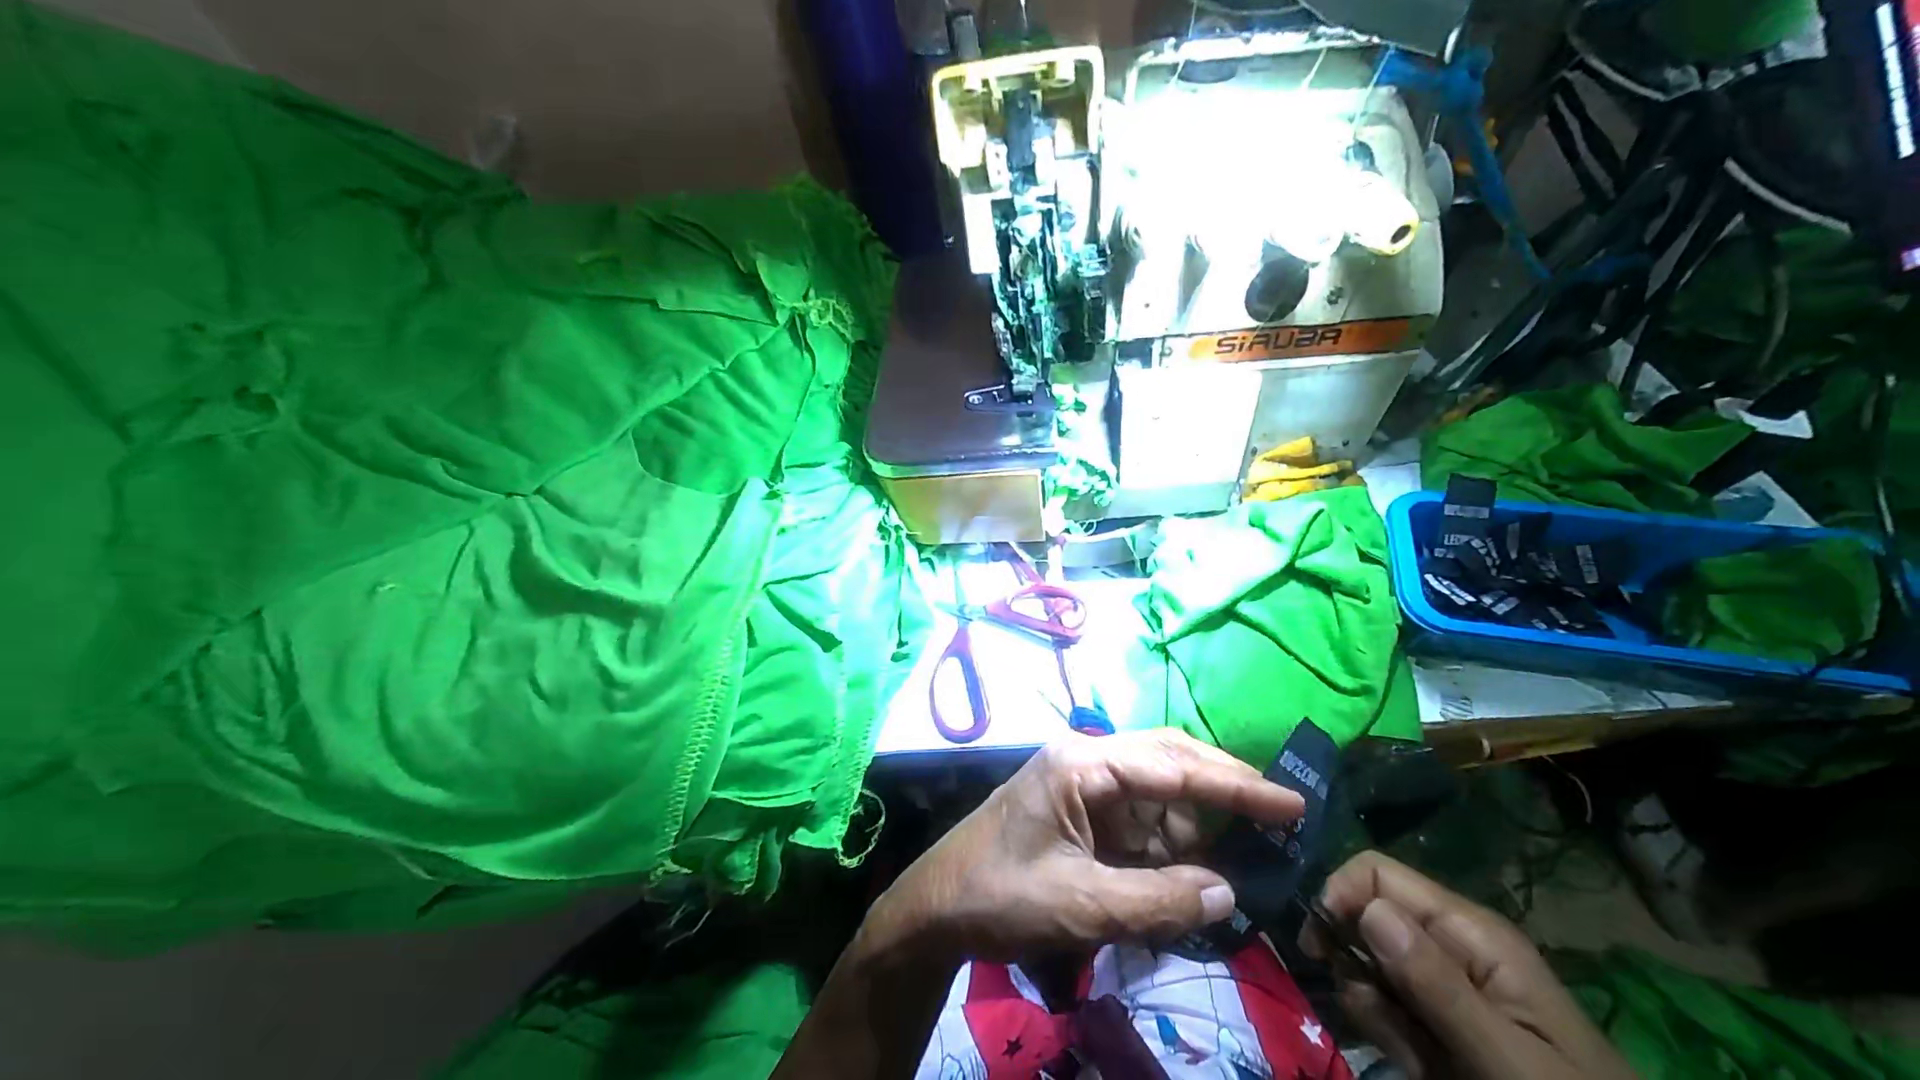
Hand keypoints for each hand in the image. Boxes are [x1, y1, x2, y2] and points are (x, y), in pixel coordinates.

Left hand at [869, 728, 1304, 961]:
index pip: (1174, 766)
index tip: (1293, 803)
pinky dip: (1170, 844)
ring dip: (1198, 825)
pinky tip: (1194, 869)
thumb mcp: (1082, 905)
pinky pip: (1138, 819)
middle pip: (1169, 762)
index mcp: (1082, 764)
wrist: (934, 909)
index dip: (1237, 786)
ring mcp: (1081, 784)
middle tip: (1281, 819)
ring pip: (1158, 793)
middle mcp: (1085, 761)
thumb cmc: (1000, 898)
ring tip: (1244, 855)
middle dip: (1223, 790)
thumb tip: (1229, 891)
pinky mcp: (1078, 811)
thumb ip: (1159, 899)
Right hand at [1306, 852, 1634, 1079]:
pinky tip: (1423, 1065)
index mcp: (1470, 929)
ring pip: (1366, 964)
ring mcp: (1444, 978)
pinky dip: (1389, 1033)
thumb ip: (1437, 985)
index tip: (1323, 953)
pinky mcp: (1438, 1012)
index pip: (1373, 872)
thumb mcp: (1506, 1057)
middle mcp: (1450, 940)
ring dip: (1375, 1013)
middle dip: (1358, 972)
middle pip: (1362, 919)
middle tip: (1393, 1031)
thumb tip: (1367, 907)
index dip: (1338, 899)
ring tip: (1422, 1062)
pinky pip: (1384, 1001)